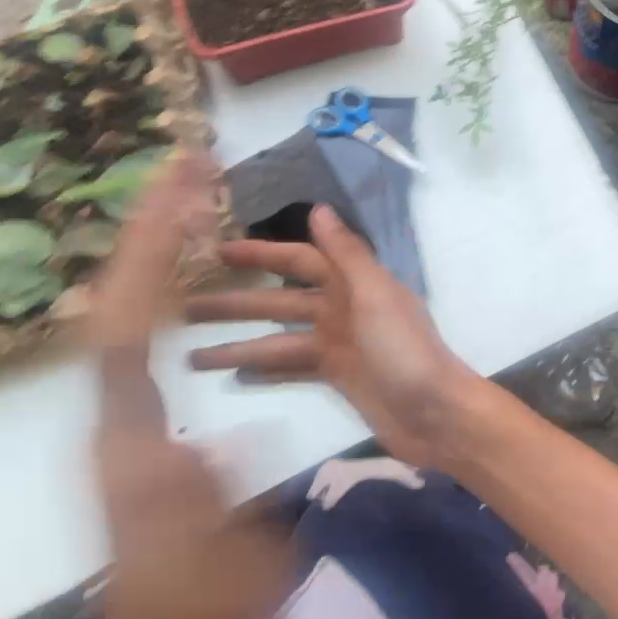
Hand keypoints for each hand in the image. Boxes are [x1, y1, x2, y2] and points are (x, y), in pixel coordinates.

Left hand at [92, 153, 286, 618]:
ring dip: (153, 246)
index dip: (153, 254)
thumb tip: (220, 430)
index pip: (132, 325)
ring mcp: (122, 409)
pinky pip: (142, 331)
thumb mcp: (218, 554)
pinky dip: (159, 285)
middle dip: (148, 227)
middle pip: (119, 300)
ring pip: (127, 309)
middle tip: (182, 167)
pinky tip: (181, 267)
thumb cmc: (202, 595)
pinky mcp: (137, 415)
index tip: (181, 194)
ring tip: (185, 195)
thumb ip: (210, 488)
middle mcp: (113, 409)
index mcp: (129, 433)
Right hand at [186, 205, 481, 467]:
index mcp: (354, 283)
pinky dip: (263, 369)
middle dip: (236, 303)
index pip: (300, 260)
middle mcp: (343, 309)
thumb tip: (318, 207)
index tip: (218, 249)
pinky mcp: (336, 378)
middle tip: (184, 306)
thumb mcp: (375, 294)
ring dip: (237, 343)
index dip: (262, 254)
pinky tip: (228, 378)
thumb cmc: (404, 349)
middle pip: (280, 301)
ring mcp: (339, 345)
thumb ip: (346, 253)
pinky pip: (291, 368)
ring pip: (278, 339)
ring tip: (186, 354)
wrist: (433, 412)